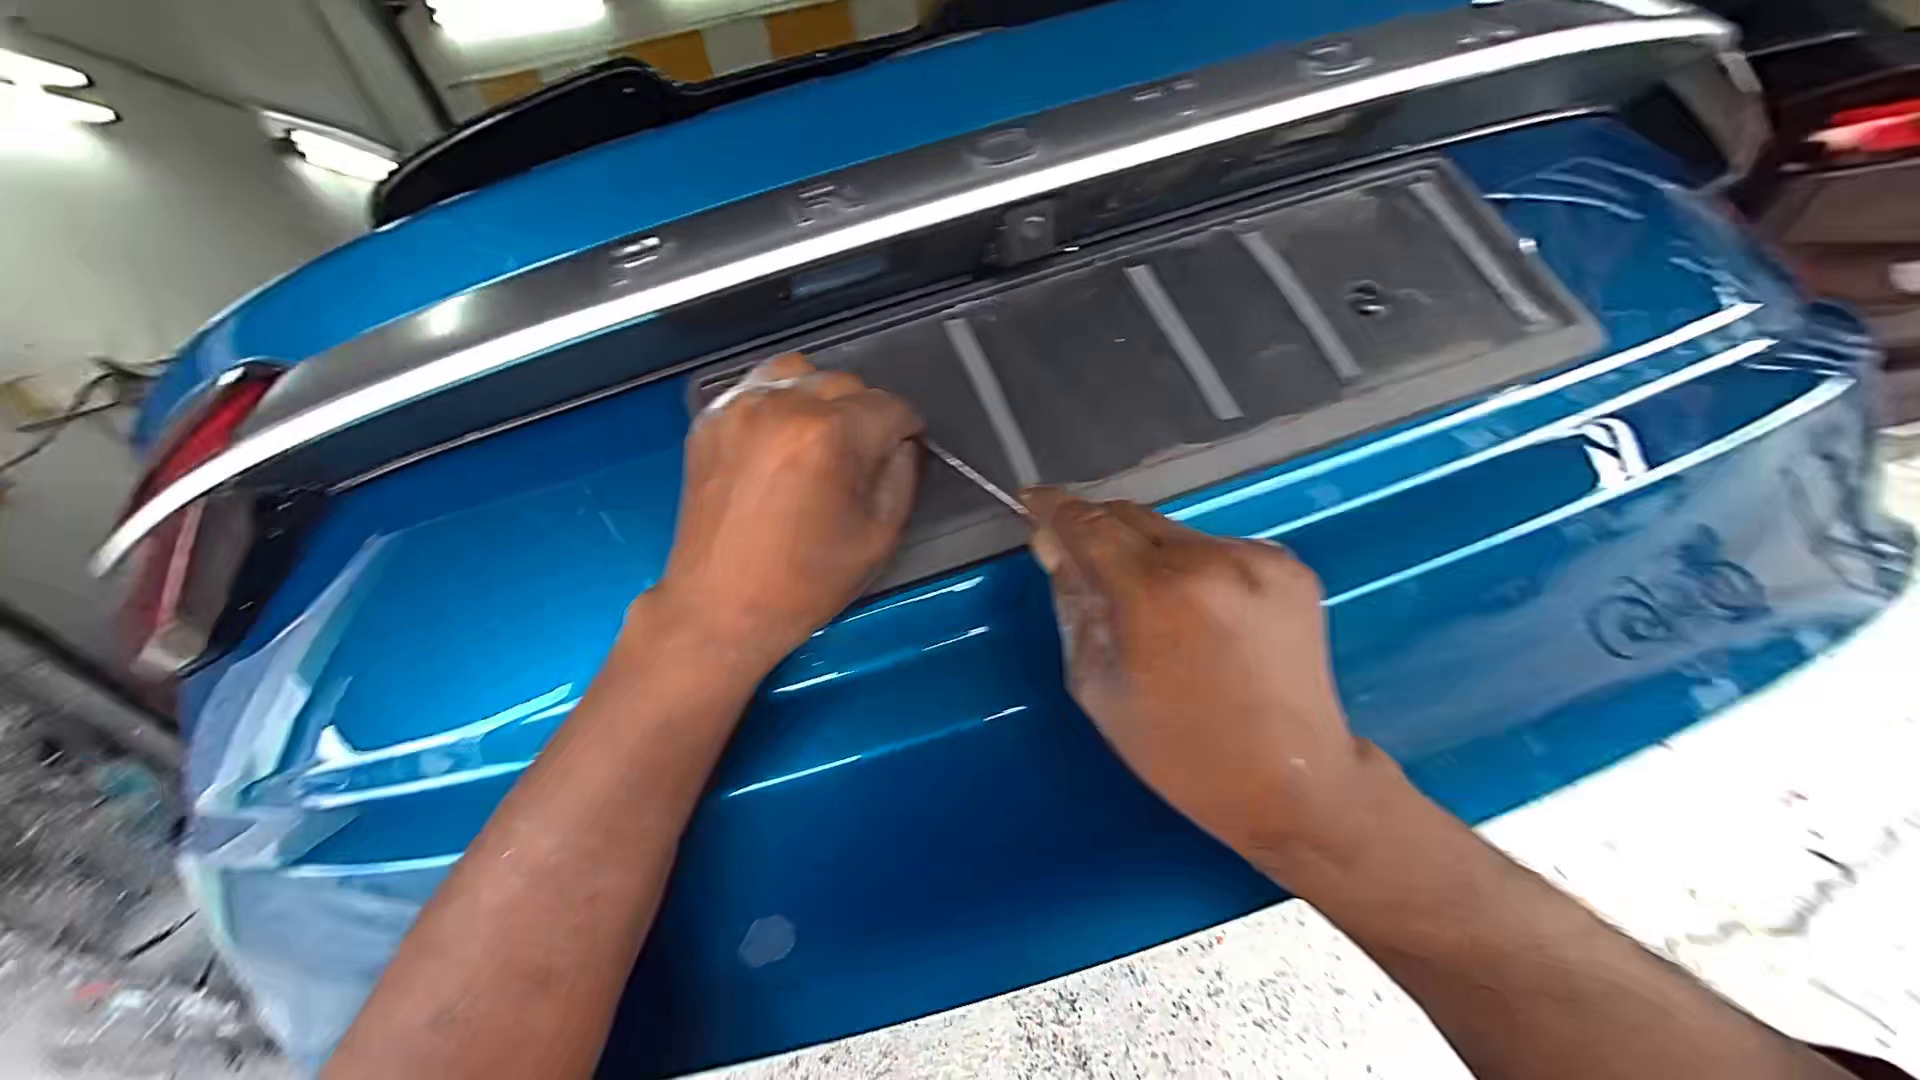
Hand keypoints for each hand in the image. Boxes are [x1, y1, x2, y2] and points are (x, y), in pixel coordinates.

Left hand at [643, 353, 923, 671]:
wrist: (721, 606)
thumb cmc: (805, 581)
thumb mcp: (881, 534)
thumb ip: (903, 472)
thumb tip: (900, 440)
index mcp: (827, 436)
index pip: (891, 406)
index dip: (908, 429)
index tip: (906, 449)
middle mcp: (781, 406)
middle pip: (848, 383)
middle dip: (867, 416)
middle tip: (862, 458)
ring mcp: (739, 407)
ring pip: (803, 373)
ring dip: (824, 399)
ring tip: (822, 439)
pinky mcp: (711, 418)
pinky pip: (761, 387)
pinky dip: (784, 403)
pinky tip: (784, 441)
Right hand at [1023, 489, 1384, 865]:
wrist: (1294, 780)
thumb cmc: (1180, 749)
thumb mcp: (1097, 686)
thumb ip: (1073, 605)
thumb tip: (1056, 549)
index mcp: (1154, 594)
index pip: (1089, 525)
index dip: (1054, 508)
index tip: (1032, 501)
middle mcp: (1208, 559)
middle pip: (1130, 515)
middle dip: (1096, 529)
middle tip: (1080, 560)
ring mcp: (1258, 558)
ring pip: (1173, 531)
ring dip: (1145, 552)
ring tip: (1150, 603)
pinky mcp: (1290, 566)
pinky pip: (1216, 548)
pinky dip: (1191, 567)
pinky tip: (1199, 611)